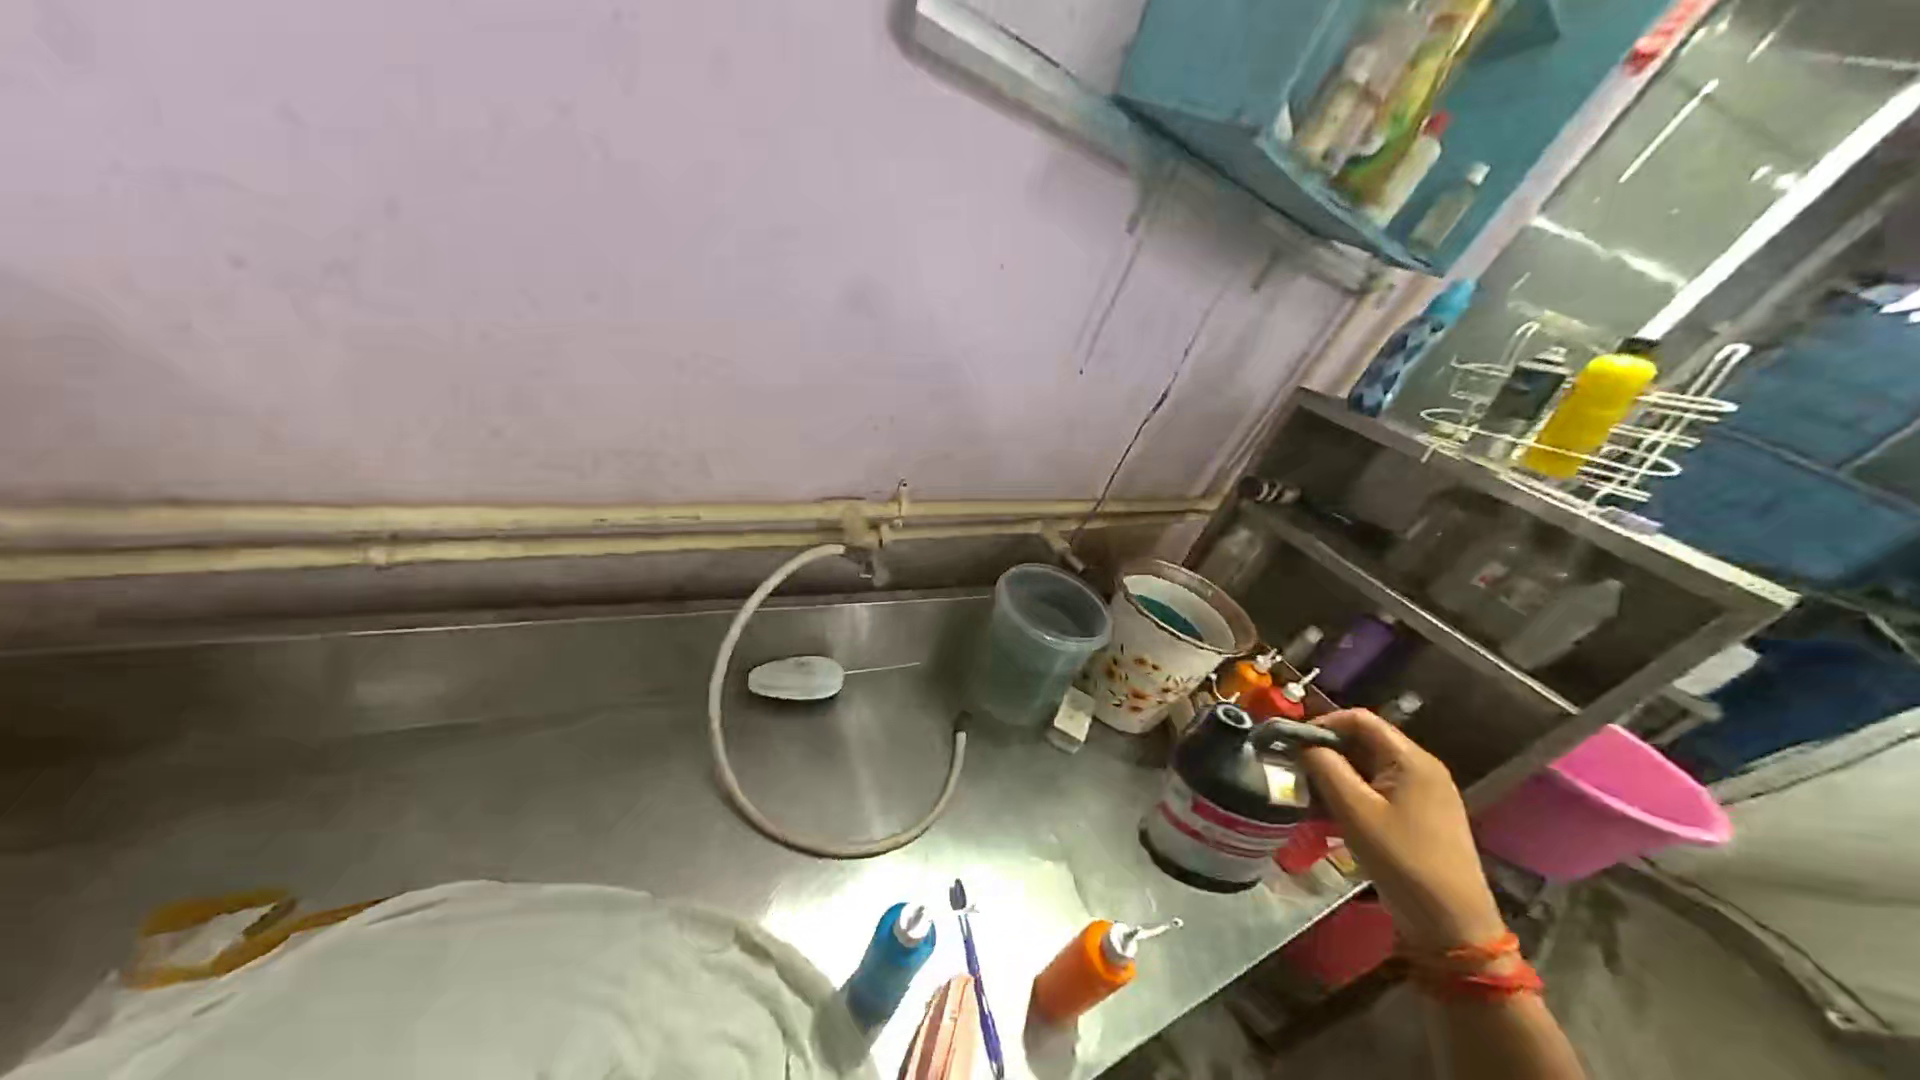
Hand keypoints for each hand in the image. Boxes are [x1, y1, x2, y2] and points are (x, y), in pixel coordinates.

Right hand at [1298, 709, 1505, 952]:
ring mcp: (1423, 792)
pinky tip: (1332, 816)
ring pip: (1368, 767)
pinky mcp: (1419, 814)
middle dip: (1327, 752)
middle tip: (1297, 772)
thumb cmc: (1402, 858)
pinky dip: (1352, 794)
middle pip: (1364, 741)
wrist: (1451, 922)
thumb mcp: (1354, 810)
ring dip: (1336, 776)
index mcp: (1411, 759)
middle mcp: (1421, 767)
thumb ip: (1324, 767)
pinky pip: (1378, 789)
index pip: (1359, 719)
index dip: (1323, 724)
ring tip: (1310, 797)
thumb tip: (1302, 743)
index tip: (1294, 745)